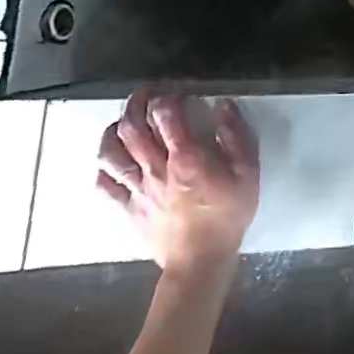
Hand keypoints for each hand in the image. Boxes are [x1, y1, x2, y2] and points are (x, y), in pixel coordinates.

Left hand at [98, 89, 260, 277]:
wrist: (200, 261)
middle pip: (132, 127)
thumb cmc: (229, 214)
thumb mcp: (248, 172)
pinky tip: (113, 160)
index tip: (178, 92)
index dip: (168, 97)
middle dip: (135, 104)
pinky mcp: (127, 208)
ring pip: (111, 152)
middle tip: (145, 93)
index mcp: (186, 157)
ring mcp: (137, 189)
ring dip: (113, 130)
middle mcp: (155, 167)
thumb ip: (237, 136)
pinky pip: (105, 184)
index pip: (166, 115)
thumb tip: (225, 106)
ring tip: (123, 121)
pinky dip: (105, 167)